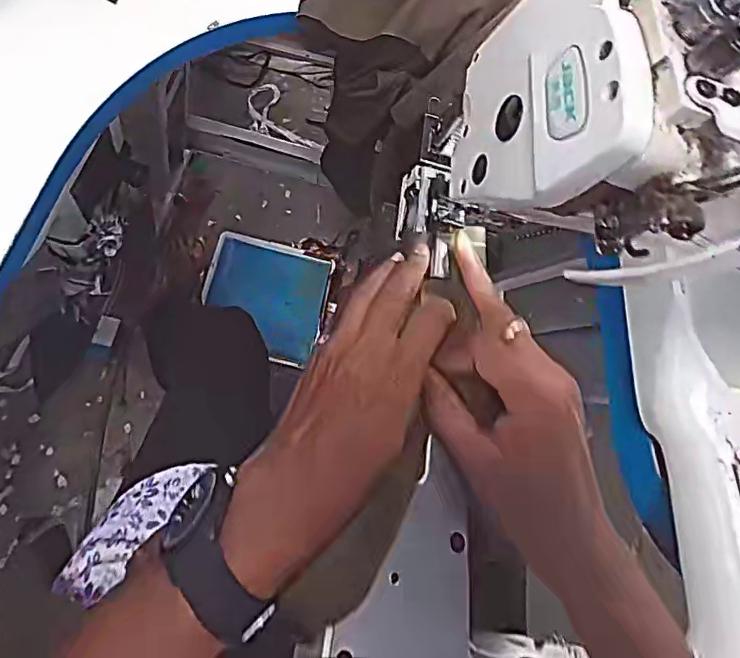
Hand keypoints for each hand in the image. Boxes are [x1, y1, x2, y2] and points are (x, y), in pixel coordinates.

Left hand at [219, 247, 454, 596]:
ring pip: (364, 295)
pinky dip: (358, 294)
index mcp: (396, 377)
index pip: (428, 320)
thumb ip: (413, 394)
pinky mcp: (318, 353)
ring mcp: (338, 349)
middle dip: (411, 270)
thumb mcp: (399, 440)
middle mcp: (366, 354)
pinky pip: (343, 311)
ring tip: (395, 260)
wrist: (291, 485)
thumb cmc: (345, 477)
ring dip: (382, 273)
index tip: (448, 307)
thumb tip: (421, 371)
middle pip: (394, 295)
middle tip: (421, 255)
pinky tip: (364, 291)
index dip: (443, 308)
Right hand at [421, 238, 615, 589]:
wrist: (574, 538)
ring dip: (474, 352)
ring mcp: (558, 382)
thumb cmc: (533, 510)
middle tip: (430, 361)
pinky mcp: (556, 390)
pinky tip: (473, 389)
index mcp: (535, 391)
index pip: (491, 331)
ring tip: (450, 381)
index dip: (465, 304)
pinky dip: (489, 364)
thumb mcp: (475, 459)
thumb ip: (445, 406)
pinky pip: (516, 359)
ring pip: (507, 342)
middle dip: (460, 339)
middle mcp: (553, 378)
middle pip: (499, 330)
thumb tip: (422, 370)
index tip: (459, 258)